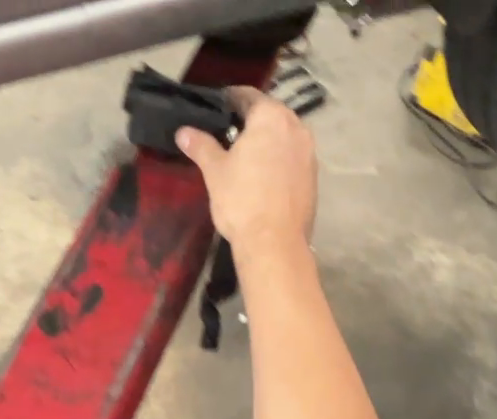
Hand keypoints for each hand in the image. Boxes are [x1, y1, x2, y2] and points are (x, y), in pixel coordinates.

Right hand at [175, 86, 316, 255]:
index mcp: (271, 117)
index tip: (217, 108)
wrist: (274, 243)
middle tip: (229, 136)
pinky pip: (293, 159)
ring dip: (267, 142)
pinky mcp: (313, 177)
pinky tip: (264, 179)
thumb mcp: (215, 171)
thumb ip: (201, 146)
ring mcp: (309, 153)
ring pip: (284, 138)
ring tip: (247, 159)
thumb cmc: (242, 201)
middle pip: (270, 115)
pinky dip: (279, 162)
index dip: (230, 100)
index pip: (248, 96)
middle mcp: (296, 127)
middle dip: (251, 122)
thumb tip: (184, 132)